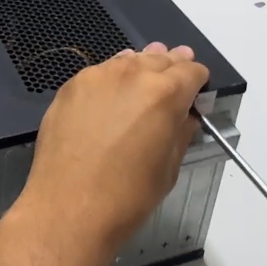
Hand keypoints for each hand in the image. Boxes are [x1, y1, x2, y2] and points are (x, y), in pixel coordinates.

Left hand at [14, 42, 209, 264]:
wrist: (68, 207)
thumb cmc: (126, 196)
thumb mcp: (168, 168)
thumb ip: (180, 132)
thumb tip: (184, 116)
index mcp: (165, 93)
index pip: (192, 71)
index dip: (198, 81)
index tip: (196, 92)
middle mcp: (132, 74)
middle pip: (160, 58)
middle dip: (171, 68)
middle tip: (175, 78)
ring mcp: (98, 76)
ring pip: (128, 60)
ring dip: (141, 67)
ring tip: (145, 80)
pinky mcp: (71, 85)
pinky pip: (100, 73)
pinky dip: (112, 78)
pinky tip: (111, 96)